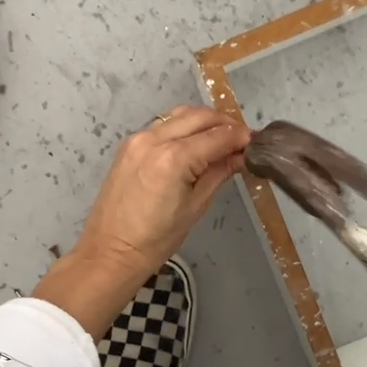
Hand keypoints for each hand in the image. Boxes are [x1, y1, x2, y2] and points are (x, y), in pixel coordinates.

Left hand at [33, 105, 248, 335]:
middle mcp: (154, 140)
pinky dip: (182, 127)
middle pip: (199, 117)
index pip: (217, 136)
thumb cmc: (155, 240)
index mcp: (173, 159)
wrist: (112, 251)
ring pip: (180, 115)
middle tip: (241, 140)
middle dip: (224, 124)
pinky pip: (162, 124)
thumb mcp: (195, 207)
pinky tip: (194, 143)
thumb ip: (218, 173)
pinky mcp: (129, 144)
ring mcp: (138, 139)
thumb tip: (240, 157)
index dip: (240, 137)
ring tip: (221, 139)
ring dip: (203, 121)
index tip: (255, 142)